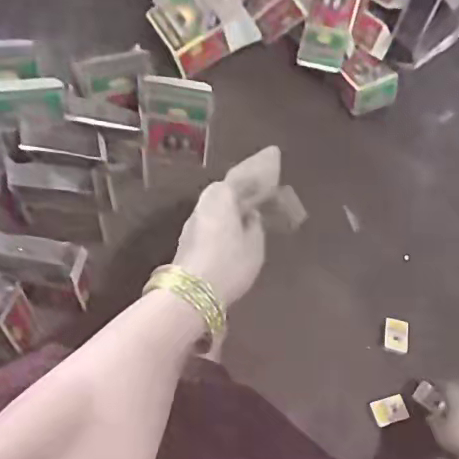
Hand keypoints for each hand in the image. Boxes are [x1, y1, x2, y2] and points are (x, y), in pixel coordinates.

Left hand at [173, 146, 280, 307]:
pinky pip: (212, 224)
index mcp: (221, 196)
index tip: (271, 165)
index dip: (258, 173)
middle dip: (243, 192)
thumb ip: (256, 226)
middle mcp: (203, 203)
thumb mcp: (254, 246)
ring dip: (232, 210)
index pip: (242, 177)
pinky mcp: (187, 242)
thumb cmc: (229, 265)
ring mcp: (192, 223)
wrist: (192, 293)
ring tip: (250, 215)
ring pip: (218, 210)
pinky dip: (224, 224)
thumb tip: (251, 216)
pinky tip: (234, 232)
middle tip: (261, 193)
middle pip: (226, 193)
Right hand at [427, 382, 458, 458]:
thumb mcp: (440, 431)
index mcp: (458, 399)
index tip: (432, 389)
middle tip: (441, 402)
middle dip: (451, 396)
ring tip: (452, 415)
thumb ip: (434, 420)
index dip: (440, 386)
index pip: (449, 386)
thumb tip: (431, 414)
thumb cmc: (458, 438)